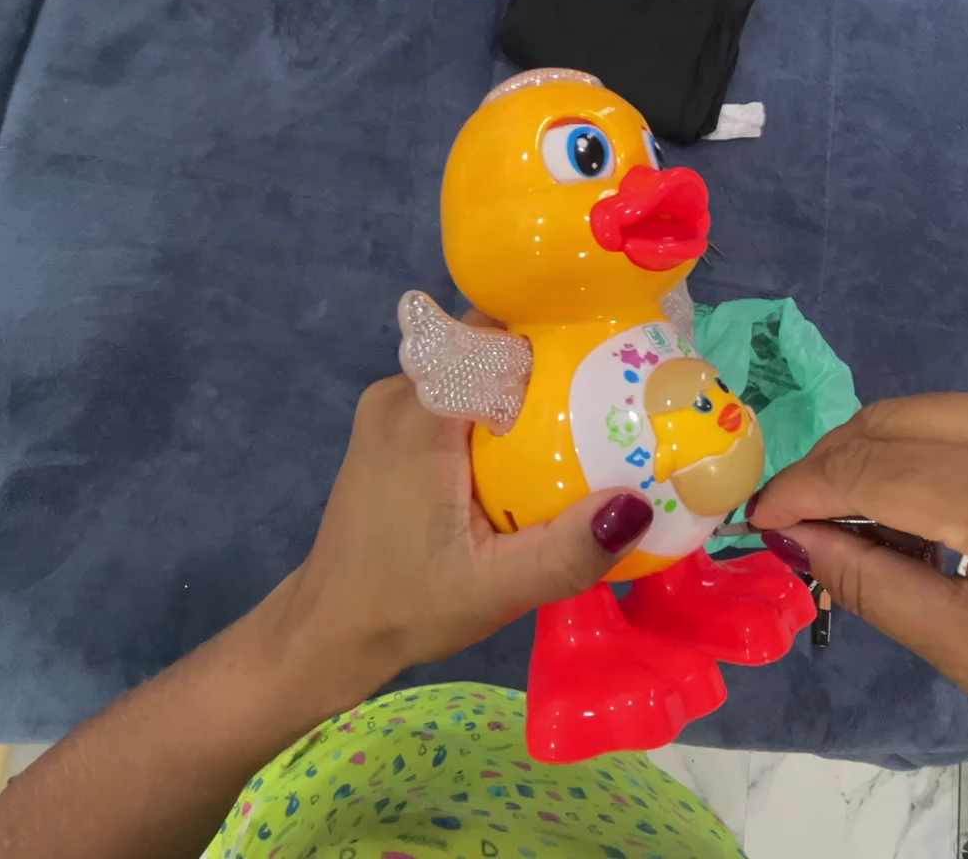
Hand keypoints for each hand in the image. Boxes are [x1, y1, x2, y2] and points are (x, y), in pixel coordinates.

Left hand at [282, 374, 653, 687]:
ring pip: (471, 370)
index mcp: (419, 416)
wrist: (330, 629)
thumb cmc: (406, 607)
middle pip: (486, 350)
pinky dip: (494, 410)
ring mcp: (389, 408)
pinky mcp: (390, 428)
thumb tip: (637, 504)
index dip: (552, 340)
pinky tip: (528, 449)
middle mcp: (399, 394)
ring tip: (579, 423)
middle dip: (547, 366)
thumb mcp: (493, 590)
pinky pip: (454, 394)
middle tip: (608, 398)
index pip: (493, 338)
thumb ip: (564, 552)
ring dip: (521, 390)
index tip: (608, 362)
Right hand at [747, 390, 967, 815]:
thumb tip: (791, 536)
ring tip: (864, 521)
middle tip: (802, 521)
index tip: (759, 520)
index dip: (801, 489)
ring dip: (878, 457)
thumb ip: (871, 583)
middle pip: (892, 419)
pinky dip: (932, 452)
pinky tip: (936, 504)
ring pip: (929, 411)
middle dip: (831, 466)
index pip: (871, 465)